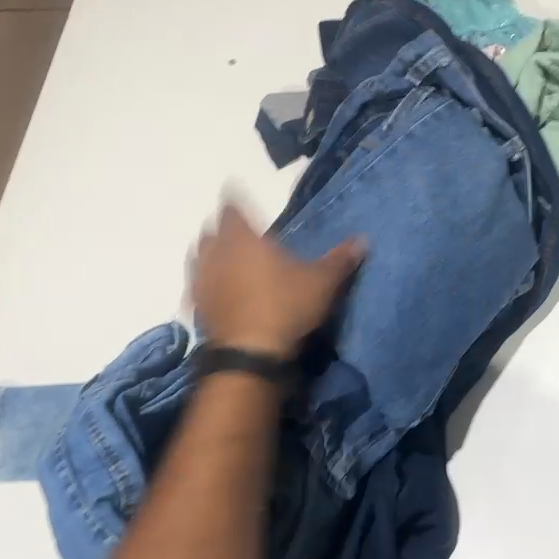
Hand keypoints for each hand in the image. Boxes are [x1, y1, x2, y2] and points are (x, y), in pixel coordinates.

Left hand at [192, 203, 362, 359]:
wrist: (250, 354)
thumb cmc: (285, 307)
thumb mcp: (321, 283)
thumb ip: (339, 260)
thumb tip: (362, 239)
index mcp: (242, 238)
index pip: (232, 208)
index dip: (236, 203)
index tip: (242, 204)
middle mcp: (215, 253)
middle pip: (210, 231)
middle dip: (222, 231)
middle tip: (239, 236)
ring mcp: (201, 282)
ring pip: (198, 258)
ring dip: (209, 256)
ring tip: (226, 262)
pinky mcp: (196, 309)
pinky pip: (195, 289)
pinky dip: (205, 287)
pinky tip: (216, 294)